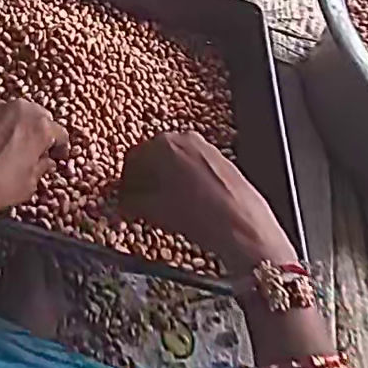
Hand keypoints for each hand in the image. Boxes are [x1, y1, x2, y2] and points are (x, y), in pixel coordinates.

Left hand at [0, 99, 66, 224]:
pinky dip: (0, 125)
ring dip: (20, 126)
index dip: (60, 147)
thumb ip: (42, 167)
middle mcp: (20, 109)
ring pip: (18, 113)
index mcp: (40, 127)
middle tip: (36, 152)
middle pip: (40, 117)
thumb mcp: (27, 184)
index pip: (59, 133)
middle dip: (41, 132)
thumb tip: (45, 161)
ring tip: (12, 149)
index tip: (57, 156)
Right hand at [120, 132, 294, 269]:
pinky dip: (184, 181)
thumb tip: (121, 200)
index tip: (123, 197)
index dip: (125, 181)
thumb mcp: (155, 210)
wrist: (245, 229)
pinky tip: (185, 203)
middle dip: (145, 178)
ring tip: (162, 206)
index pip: (132, 158)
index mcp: (164, 144)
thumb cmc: (199, 216)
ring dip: (164, 180)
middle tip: (140, 202)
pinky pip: (193, 166)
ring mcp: (206, 148)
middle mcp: (185, 138)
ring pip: (175, 161)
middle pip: (153, 156)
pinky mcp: (222, 160)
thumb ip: (131, 201)